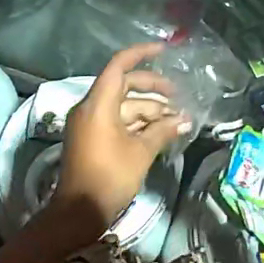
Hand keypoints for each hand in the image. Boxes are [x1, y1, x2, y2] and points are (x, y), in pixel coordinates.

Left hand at [53, 43, 190, 232]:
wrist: (79, 211)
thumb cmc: (110, 176)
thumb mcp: (141, 152)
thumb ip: (162, 130)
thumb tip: (184, 119)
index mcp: (98, 104)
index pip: (119, 66)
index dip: (141, 54)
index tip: (163, 50)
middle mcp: (90, 108)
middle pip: (122, 86)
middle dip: (151, 88)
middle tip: (177, 95)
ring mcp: (88, 123)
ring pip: (122, 106)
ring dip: (147, 110)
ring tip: (175, 119)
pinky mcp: (91, 138)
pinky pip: (116, 120)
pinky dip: (136, 123)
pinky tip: (159, 131)